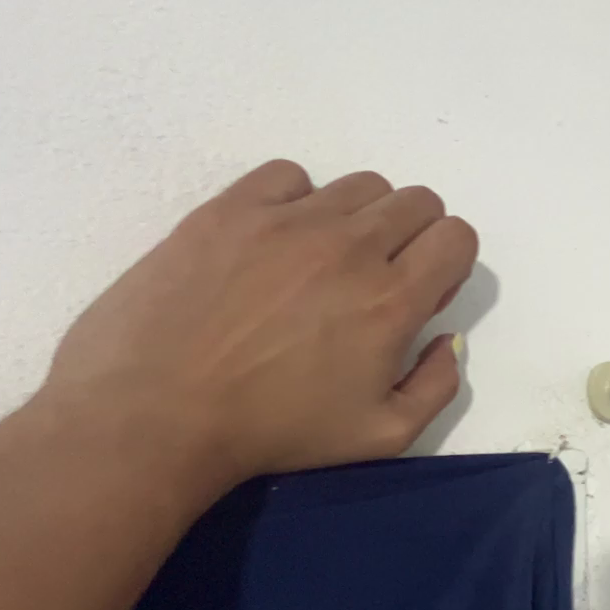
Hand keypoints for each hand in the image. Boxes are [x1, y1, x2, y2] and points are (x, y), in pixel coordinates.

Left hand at [40, 160, 476, 483]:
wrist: (153, 416)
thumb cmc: (277, 431)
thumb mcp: (387, 434)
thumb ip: (439, 384)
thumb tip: (446, 338)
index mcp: (393, 301)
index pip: (457, 237)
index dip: (451, 263)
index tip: (424, 294)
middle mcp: (350, 248)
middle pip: (418, 201)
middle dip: (418, 236)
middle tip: (382, 277)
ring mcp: (285, 221)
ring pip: (362, 185)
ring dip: (365, 217)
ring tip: (329, 260)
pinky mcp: (228, 210)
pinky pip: (289, 175)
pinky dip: (300, 200)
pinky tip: (280, 242)